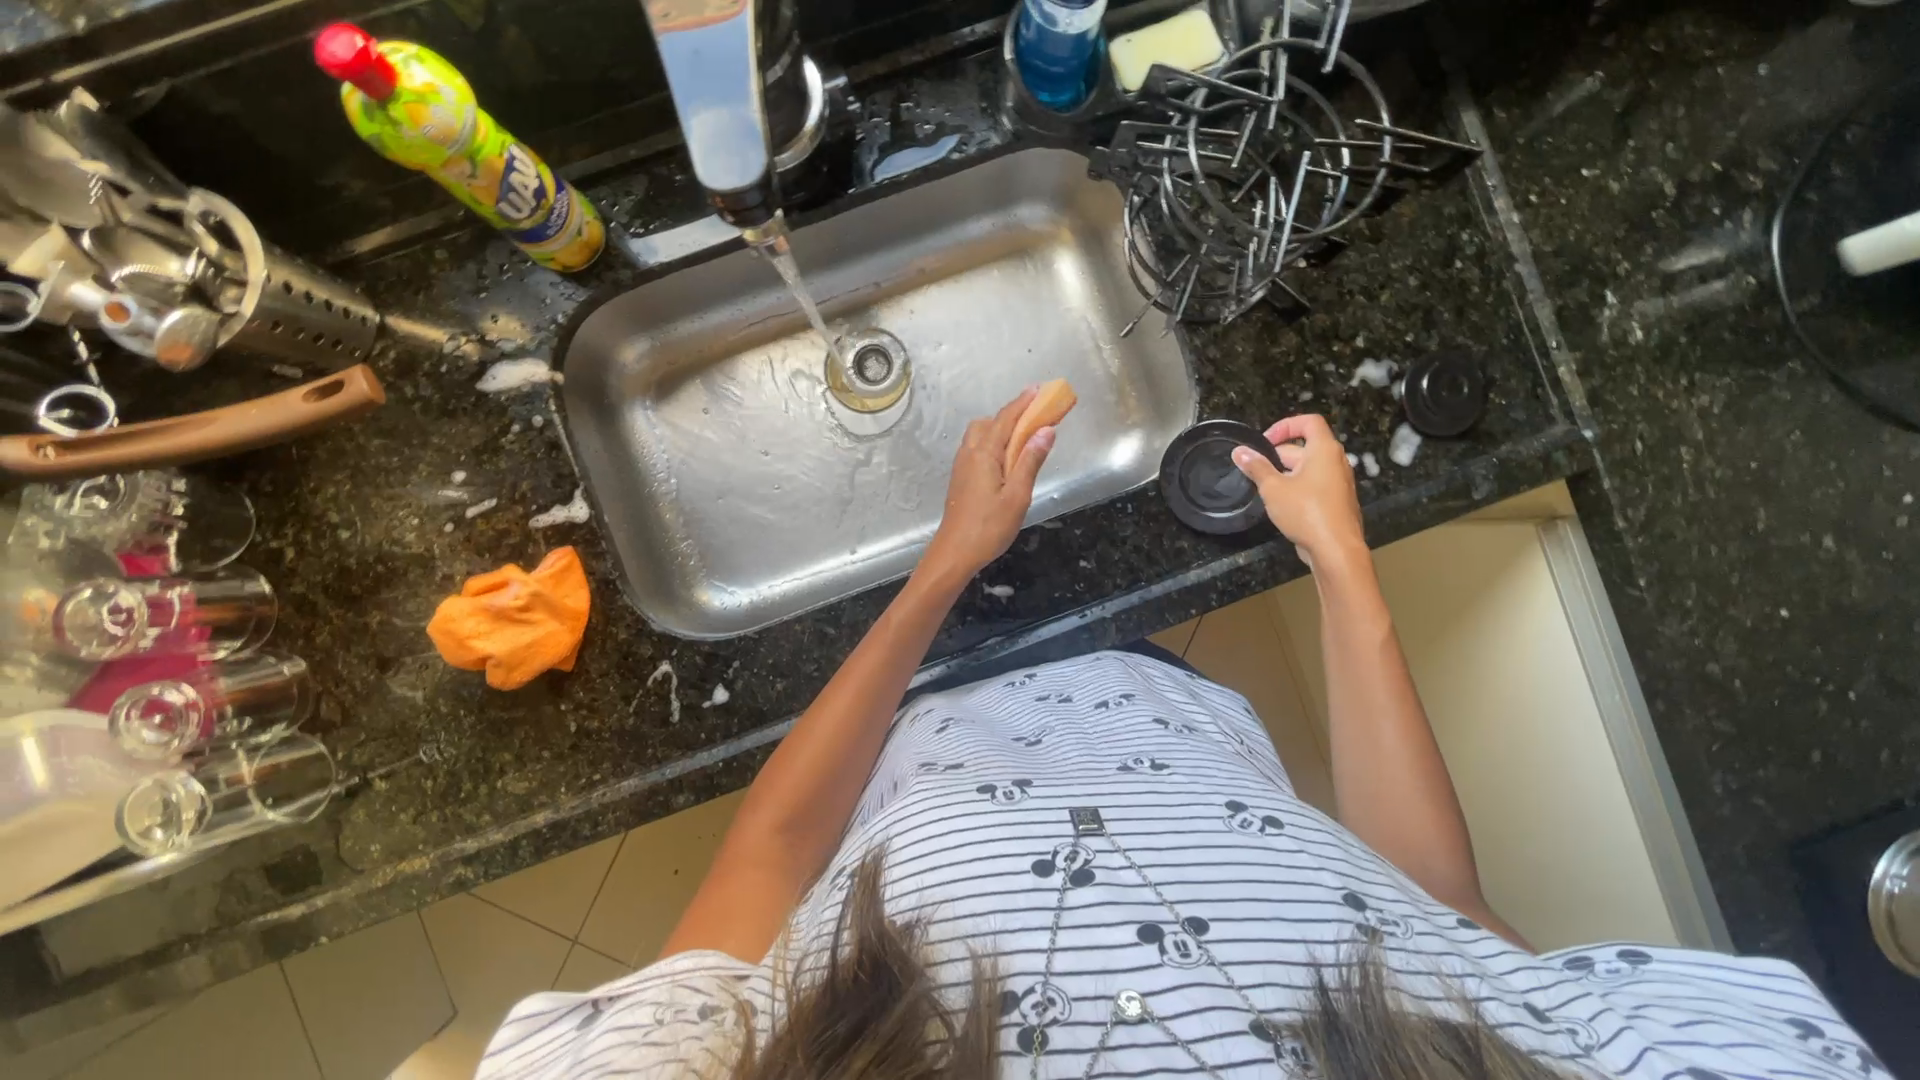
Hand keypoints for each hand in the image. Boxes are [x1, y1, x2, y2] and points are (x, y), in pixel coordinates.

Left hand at [923, 387, 1055, 583]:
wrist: (955, 553)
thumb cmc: (988, 527)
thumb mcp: (1017, 495)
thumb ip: (1030, 461)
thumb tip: (1046, 430)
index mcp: (984, 454)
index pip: (1006, 419)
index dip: (1023, 402)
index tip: (1040, 389)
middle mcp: (969, 454)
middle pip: (990, 423)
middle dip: (1012, 414)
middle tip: (1035, 414)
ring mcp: (962, 466)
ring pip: (980, 435)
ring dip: (1001, 428)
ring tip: (1024, 436)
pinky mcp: (961, 478)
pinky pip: (977, 449)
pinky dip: (993, 443)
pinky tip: (1006, 458)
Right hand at [1231, 414, 1365, 566]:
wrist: (1336, 549)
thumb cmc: (1306, 511)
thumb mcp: (1273, 488)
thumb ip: (1256, 467)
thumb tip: (1240, 451)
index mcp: (1324, 450)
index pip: (1309, 422)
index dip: (1285, 425)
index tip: (1264, 442)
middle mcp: (1335, 461)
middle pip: (1304, 447)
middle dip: (1277, 456)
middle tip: (1255, 471)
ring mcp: (1338, 482)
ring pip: (1307, 468)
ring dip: (1284, 474)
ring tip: (1264, 489)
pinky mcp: (1336, 501)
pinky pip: (1314, 485)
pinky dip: (1296, 488)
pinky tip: (1280, 505)